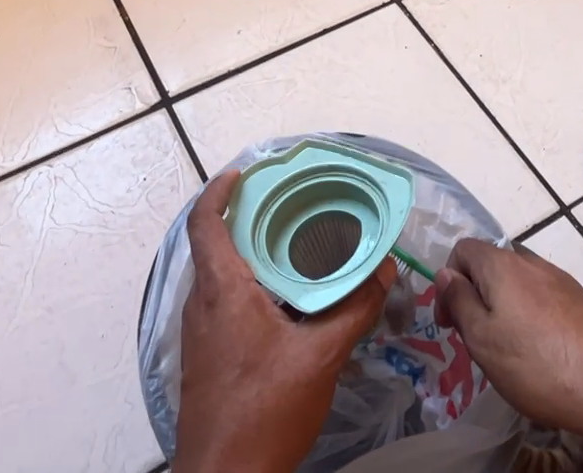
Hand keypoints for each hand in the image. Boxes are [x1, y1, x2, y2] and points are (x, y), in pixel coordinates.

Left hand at [174, 171, 397, 472]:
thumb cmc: (266, 409)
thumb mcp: (320, 357)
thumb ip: (353, 309)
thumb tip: (384, 270)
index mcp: (221, 290)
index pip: (205, 223)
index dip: (218, 191)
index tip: (243, 173)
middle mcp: (201, 302)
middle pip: (213, 243)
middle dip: (245, 218)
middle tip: (286, 204)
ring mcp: (199, 330)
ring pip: (218, 273)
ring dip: (246, 252)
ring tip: (290, 242)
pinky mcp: (205, 353)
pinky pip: (221, 299)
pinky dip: (246, 282)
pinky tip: (282, 296)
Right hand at [433, 238, 582, 440]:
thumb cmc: (536, 363)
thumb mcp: (482, 338)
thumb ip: (459, 301)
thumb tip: (445, 274)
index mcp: (501, 264)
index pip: (462, 250)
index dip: (448, 282)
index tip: (449, 321)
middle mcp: (531, 262)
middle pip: (491, 266)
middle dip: (476, 296)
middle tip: (476, 339)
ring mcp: (561, 281)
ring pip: (518, 284)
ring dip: (503, 308)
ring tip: (508, 350)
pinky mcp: (581, 302)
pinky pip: (543, 299)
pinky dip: (531, 317)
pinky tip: (540, 353)